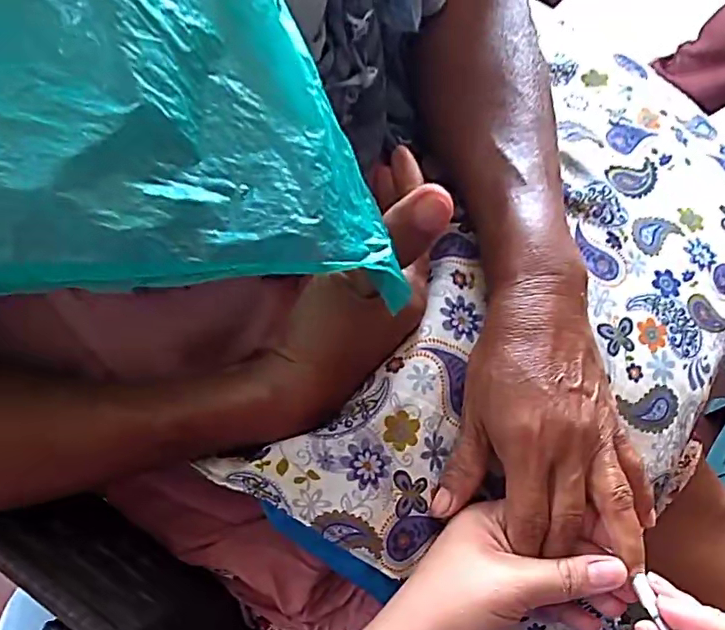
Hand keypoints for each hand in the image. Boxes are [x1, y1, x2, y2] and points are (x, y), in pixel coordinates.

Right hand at [238, 147, 452, 439]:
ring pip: (369, 246)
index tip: (398, 150)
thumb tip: (443, 194)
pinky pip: (343, 257)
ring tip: (357, 181)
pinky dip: (341, 233)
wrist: (280, 384)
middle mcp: (386, 295)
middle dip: (390, 196)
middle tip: (379, 161)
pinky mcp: (327, 307)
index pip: (418, 227)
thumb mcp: (363, 280)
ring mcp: (356, 302)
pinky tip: (327, 218)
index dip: (411, 186)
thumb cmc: (325, 333)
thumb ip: (400, 237)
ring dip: (364, 213)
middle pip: (396, 235)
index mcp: (405, 290)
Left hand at [342, 500, 632, 629]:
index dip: (596, 535)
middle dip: (594, 568)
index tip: (631, 558)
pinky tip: (588, 623)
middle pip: (557, 544)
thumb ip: (567, 575)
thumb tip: (618, 568)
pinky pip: (539, 597)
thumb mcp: (513, 586)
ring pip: (551, 574)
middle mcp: (495, 536)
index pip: (556, 513)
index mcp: (491, 515)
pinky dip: (562, 608)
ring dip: (583, 591)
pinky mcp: (496, 598)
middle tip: (631, 591)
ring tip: (617, 610)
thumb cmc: (452, 607)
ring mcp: (495, 569)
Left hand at [432, 273, 654, 567]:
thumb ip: (463, 467)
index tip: (529, 577)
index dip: (531, 553)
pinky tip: (648, 524)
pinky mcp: (614, 425)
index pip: (532, 519)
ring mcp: (596, 438)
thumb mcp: (473, 415)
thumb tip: (440, 510)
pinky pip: (632, 469)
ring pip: (613, 501)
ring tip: (635, 578)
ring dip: (624, 543)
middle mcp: (569, 450)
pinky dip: (640, 500)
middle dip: (572, 557)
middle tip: (576, 590)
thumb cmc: (500, 362)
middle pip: (572, 519)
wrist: (542, 310)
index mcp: (528, 450)